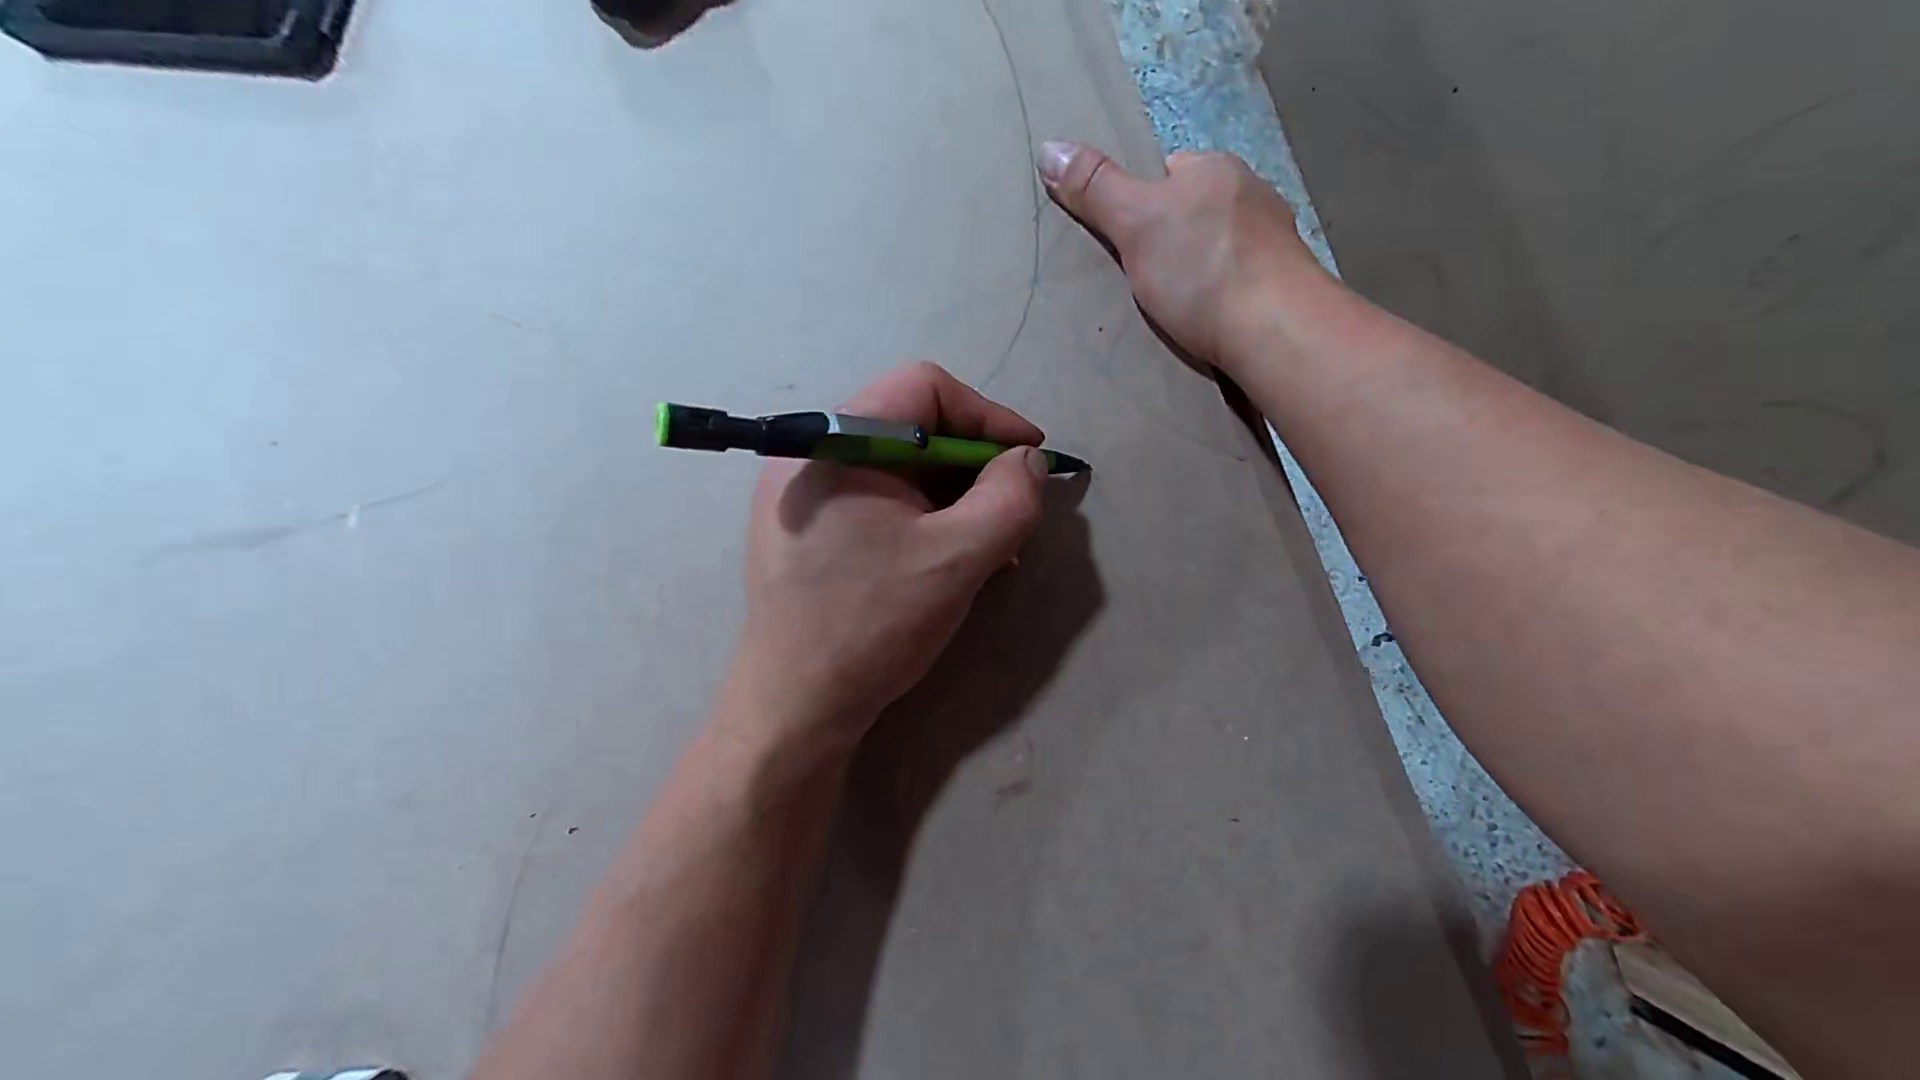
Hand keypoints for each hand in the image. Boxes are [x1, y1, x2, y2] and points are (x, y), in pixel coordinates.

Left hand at [724, 362, 1050, 747]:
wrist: (796, 707)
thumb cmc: (872, 626)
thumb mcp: (957, 559)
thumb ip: (1009, 499)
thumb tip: (1027, 461)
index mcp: (834, 442)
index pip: (924, 388)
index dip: (987, 416)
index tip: (1027, 459)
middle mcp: (810, 455)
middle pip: (912, 426)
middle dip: (973, 464)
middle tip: (1011, 509)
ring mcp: (803, 494)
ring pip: (899, 468)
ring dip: (953, 496)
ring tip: (989, 546)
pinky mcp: (809, 529)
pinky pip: (878, 500)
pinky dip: (923, 517)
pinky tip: (948, 558)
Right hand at [1036, 140, 1331, 370]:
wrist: (1275, 330)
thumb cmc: (1202, 269)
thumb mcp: (1136, 222)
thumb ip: (1096, 188)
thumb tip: (1050, 146)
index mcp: (1217, 169)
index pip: (1165, 174)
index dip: (1136, 205)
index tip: (1121, 243)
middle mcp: (1252, 195)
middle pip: (1190, 214)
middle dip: (1165, 242)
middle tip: (1137, 281)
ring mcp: (1272, 241)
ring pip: (1215, 249)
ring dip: (1194, 272)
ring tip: (1170, 307)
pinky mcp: (1281, 285)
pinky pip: (1236, 282)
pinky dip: (1218, 297)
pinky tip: (1205, 321)